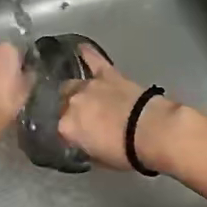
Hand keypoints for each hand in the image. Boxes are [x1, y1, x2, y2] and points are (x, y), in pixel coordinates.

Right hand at [57, 45, 180, 171]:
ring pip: (71, 84)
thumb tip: (83, 142)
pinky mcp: (107, 74)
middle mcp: (71, 102)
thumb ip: (84, 147)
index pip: (57, 129)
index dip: (65, 133)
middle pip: (61, 103)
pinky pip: (93, 59)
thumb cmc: (125, 152)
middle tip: (79, 118)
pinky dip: (87, 54)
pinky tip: (80, 47)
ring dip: (74, 90)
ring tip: (79, 95)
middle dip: (66, 109)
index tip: (71, 137)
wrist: (150, 131)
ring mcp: (89, 85)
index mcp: (66, 127)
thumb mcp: (98, 159)